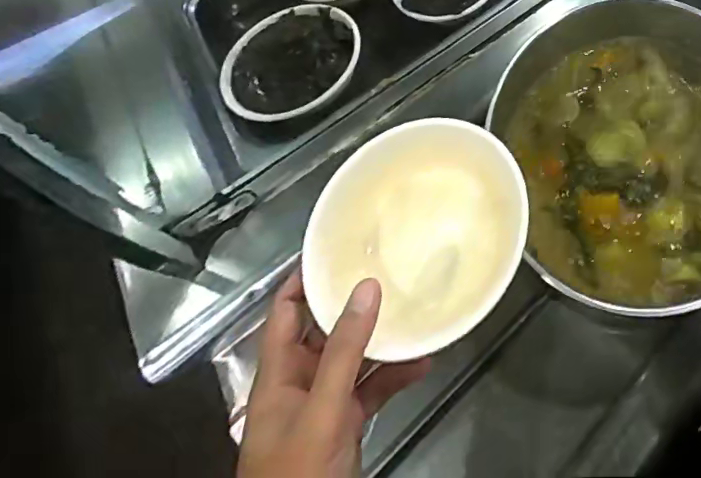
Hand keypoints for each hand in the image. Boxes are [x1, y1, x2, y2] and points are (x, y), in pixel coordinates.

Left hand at [236, 271, 431, 477]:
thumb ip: (344, 351)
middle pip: (323, 328)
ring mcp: (322, 405)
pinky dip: (394, 376)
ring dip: (381, 338)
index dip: (304, 276)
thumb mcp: (322, 411)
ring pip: (353, 357)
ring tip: (411, 307)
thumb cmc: (297, 475)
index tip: (336, 246)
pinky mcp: (345, 425)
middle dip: (352, 301)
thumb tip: (366, 286)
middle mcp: (299, 382)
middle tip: (385, 267)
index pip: (286, 309)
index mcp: (278, 373)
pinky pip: (371, 389)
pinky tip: (422, 362)